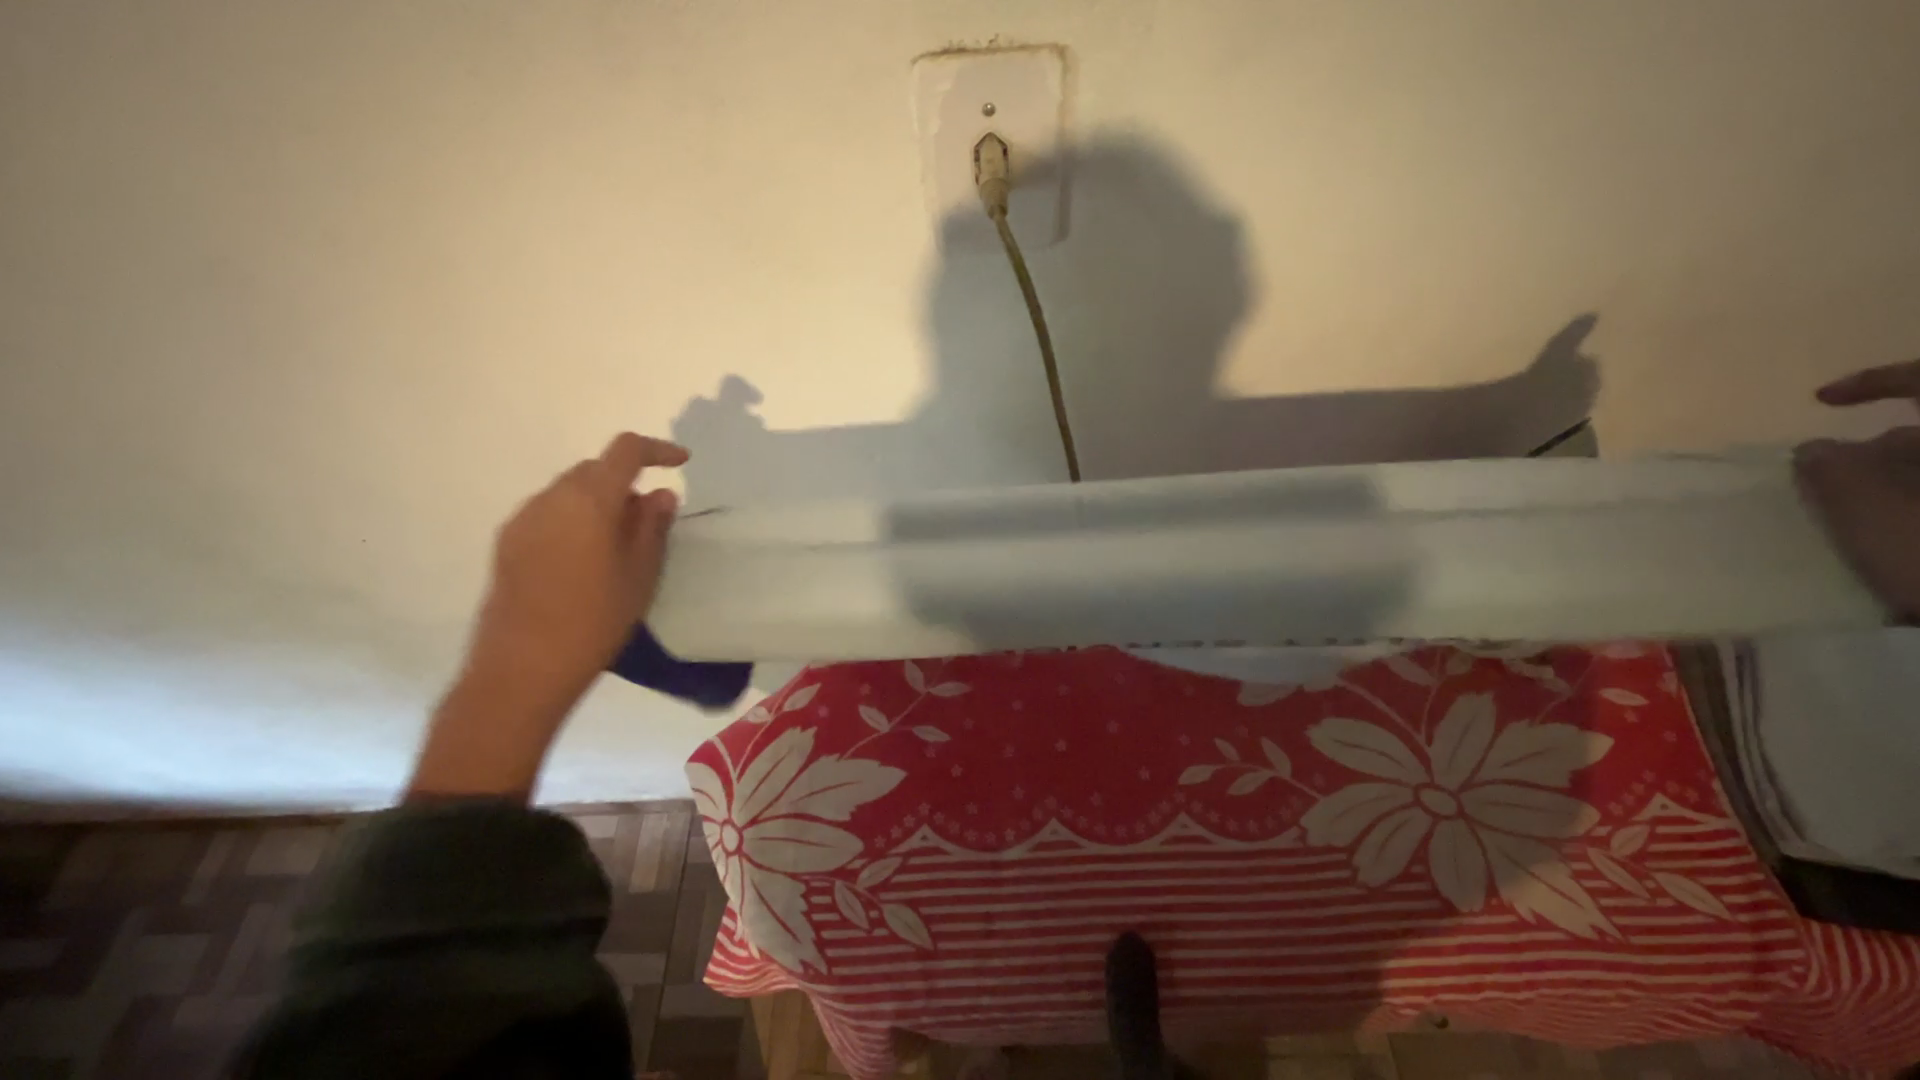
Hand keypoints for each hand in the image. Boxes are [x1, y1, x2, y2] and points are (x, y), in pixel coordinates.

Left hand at [472, 432, 687, 690]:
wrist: (522, 667)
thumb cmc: (594, 620)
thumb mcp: (640, 575)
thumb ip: (652, 527)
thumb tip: (660, 494)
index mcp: (590, 499)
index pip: (626, 450)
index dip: (657, 450)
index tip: (681, 464)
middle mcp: (551, 497)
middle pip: (594, 469)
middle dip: (625, 482)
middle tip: (648, 520)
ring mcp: (523, 519)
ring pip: (569, 492)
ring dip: (597, 503)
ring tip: (616, 546)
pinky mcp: (506, 543)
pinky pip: (548, 515)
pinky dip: (573, 521)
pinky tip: (583, 562)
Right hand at [1794, 361, 1919, 617]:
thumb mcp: (1864, 508)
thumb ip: (1829, 468)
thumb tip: (1816, 448)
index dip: (1873, 381)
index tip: (1822, 401)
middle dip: (1881, 452)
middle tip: (1834, 484)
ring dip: (1899, 486)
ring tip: (1859, 519)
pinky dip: (1913, 512)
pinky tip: (1896, 538)